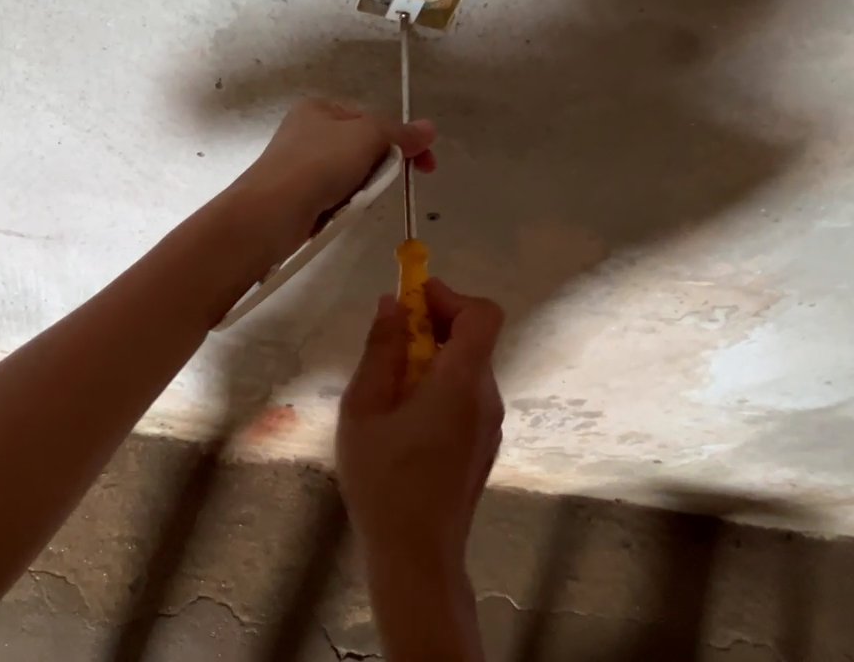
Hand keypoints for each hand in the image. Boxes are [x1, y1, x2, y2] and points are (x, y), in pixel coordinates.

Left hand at [234, 97, 435, 254]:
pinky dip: (342, 202)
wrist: (271, 210)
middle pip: (362, 147)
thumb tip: (430, 129)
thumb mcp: (367, 136)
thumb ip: (400, 133)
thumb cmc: (320, 163)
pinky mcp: (295, 193)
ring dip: (361, 186)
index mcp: (320, 107)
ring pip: (350, 173)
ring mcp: (299, 163)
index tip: (426, 167)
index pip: (373, 119)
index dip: (402, 140)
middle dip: (380, 166)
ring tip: (357, 198)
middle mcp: (307, 130)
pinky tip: (340, 210)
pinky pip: (333, 194)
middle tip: (385, 183)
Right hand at [337, 280, 503, 574]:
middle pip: (474, 338)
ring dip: (433, 355)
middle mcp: (486, 397)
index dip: (449, 296)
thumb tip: (393, 304)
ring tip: (389, 384)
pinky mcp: (483, 444)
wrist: (417, 557)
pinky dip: (440, 383)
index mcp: (461, 383)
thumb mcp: (364, 408)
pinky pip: (467, 394)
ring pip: (468, 366)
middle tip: (388, 340)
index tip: (411, 300)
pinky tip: (405, 416)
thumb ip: (380, 350)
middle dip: (433, 324)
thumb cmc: (383, 480)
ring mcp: (490, 424)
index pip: (482, 314)